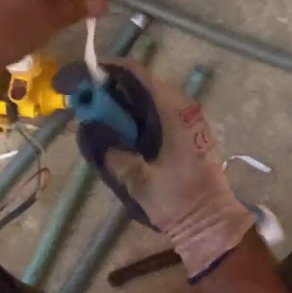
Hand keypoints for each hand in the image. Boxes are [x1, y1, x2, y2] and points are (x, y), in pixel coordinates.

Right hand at [99, 62, 253, 279]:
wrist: (211, 221)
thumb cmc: (178, 200)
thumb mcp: (137, 179)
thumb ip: (111, 151)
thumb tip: (89, 129)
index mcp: (175, 111)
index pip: (137, 74)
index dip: (106, 71)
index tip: (80, 78)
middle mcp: (184, 107)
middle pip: (141, 84)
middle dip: (109, 89)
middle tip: (82, 102)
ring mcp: (188, 118)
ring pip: (148, 98)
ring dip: (122, 104)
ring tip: (94, 116)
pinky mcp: (187, 132)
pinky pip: (156, 113)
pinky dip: (135, 116)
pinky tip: (118, 131)